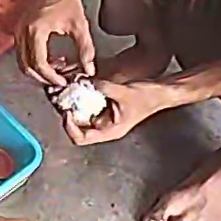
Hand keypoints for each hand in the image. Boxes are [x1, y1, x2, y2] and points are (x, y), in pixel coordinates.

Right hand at [17, 0, 94, 87]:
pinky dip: (33, 61)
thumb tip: (89, 70)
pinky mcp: (18, 31)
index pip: (39, 63)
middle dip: (42, 77)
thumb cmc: (67, 1)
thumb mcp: (80, 26)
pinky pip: (22, 53)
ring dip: (37, 70)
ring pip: (22, 62)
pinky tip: (50, 58)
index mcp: (36, 32)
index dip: (50, 76)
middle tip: (58, 81)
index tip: (62, 81)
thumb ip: (85, 49)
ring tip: (56, 70)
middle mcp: (22, 34)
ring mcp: (17, 32)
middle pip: (26, 66)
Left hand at [64, 80, 178, 146]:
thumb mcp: (124, 92)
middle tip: (58, 98)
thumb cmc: (148, 96)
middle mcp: (103, 127)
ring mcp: (102, 117)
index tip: (66, 111)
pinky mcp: (102, 106)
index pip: (80, 138)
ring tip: (62, 91)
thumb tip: (86, 82)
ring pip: (78, 114)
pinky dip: (77, 96)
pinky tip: (73, 85)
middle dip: (65, 112)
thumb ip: (104, 88)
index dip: (69, 127)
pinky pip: (84, 103)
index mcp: (109, 131)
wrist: (162, 90)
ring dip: (69, 103)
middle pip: (75, 126)